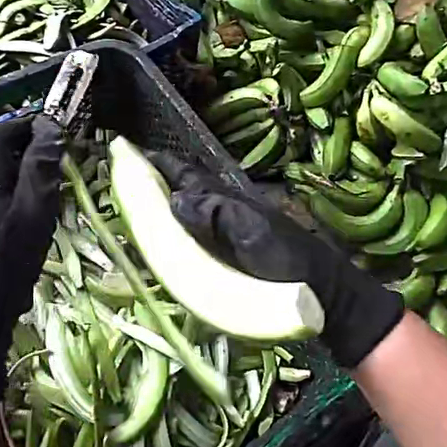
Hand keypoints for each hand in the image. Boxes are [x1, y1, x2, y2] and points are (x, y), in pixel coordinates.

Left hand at [0, 115, 65, 397]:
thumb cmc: (6, 262)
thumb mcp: (33, 212)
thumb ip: (40, 168)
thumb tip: (49, 126)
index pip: (0, 133)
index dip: (28, 124)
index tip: (56, 128)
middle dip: (27, 151)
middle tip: (59, 161)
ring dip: (20, 176)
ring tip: (49, 189)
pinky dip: (10, 198)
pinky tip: (27, 220)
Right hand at [150, 152, 401, 367]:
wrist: (325, 294)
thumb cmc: (289, 263)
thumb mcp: (254, 235)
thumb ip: (216, 215)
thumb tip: (172, 199)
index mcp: (226, 201)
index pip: (183, 174)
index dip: (155, 163)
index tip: (125, 152)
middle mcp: (222, 212)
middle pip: (181, 190)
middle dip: (152, 181)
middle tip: (122, 179)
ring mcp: (225, 233)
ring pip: (185, 212)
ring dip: (160, 205)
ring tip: (134, 204)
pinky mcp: (228, 256)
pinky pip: (191, 238)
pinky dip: (173, 233)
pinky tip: (165, 241)